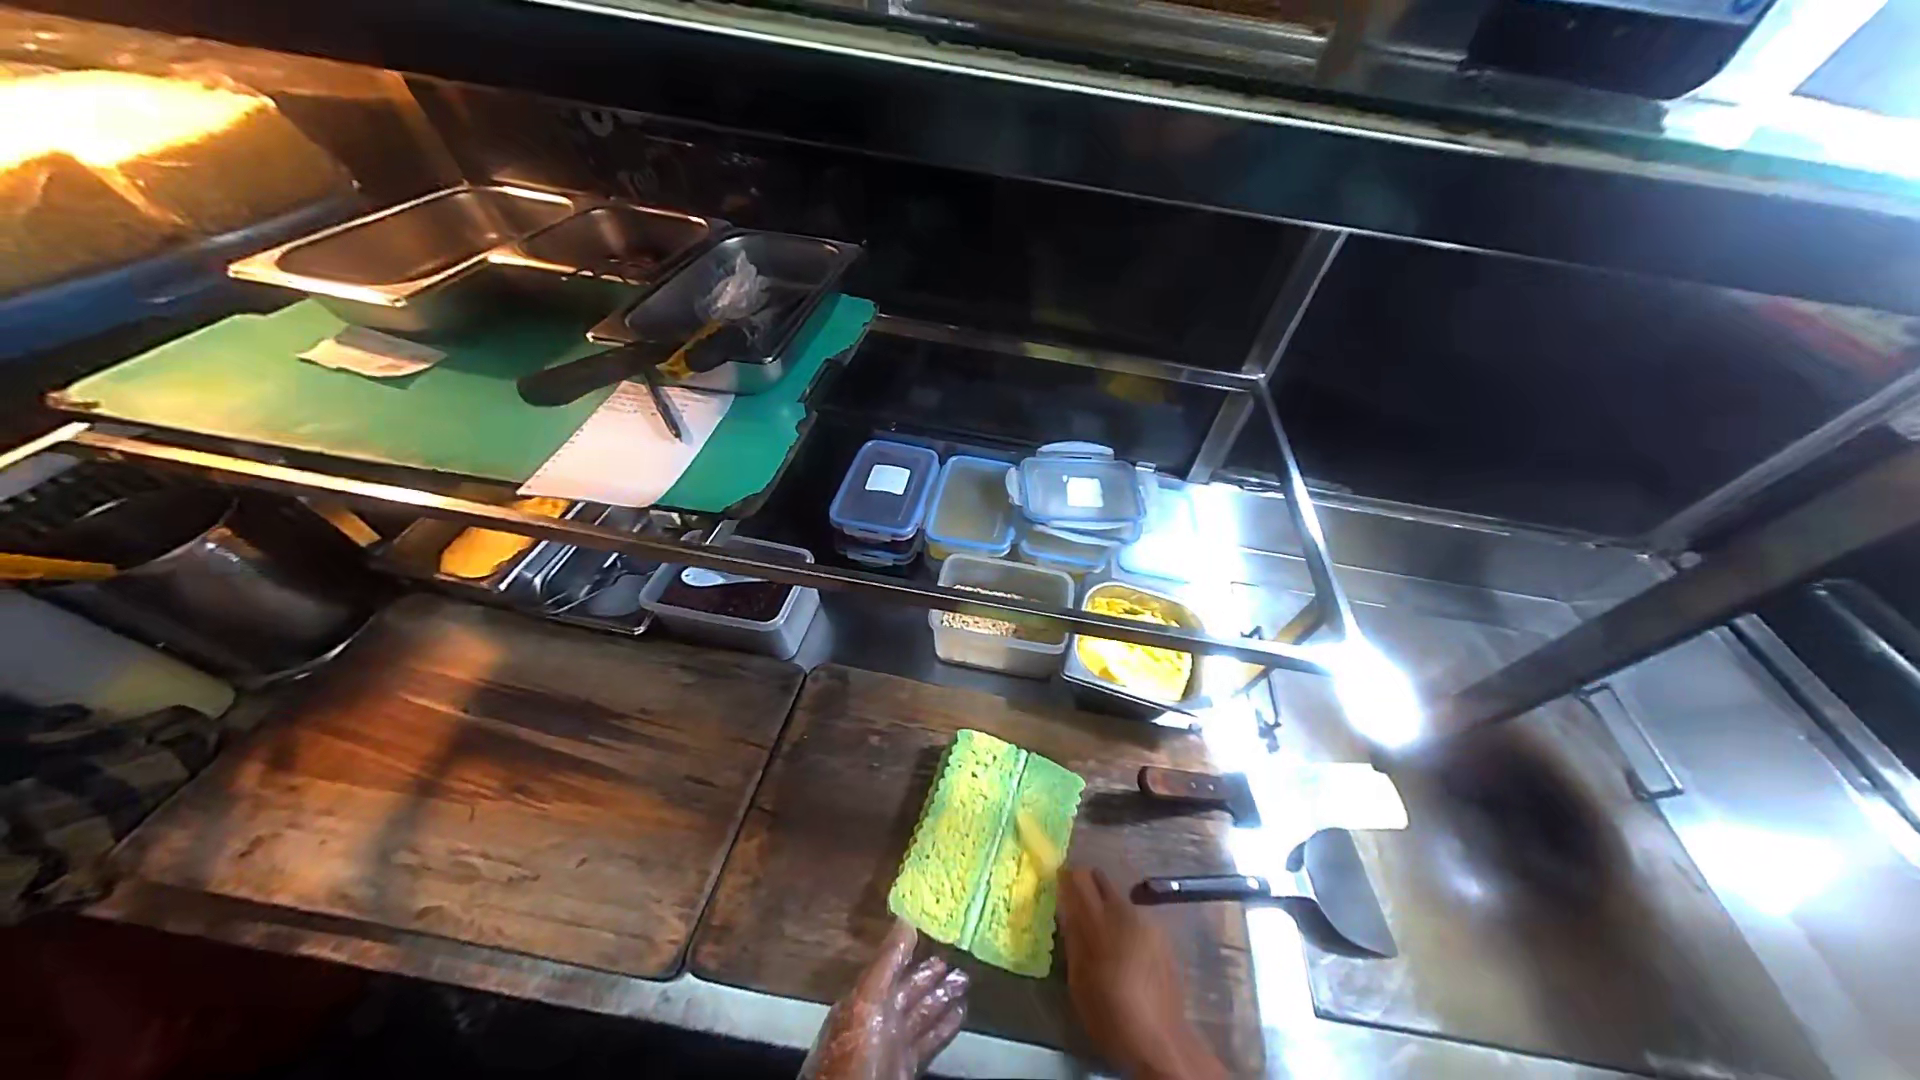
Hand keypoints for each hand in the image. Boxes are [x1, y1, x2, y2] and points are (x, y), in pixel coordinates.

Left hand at [800, 918, 968, 1079]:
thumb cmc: (855, 1048)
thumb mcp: (868, 999)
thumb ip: (887, 961)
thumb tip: (906, 917)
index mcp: (867, 996)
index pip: (894, 964)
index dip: (914, 947)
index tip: (938, 928)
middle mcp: (881, 1016)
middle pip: (911, 988)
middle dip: (933, 972)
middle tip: (959, 954)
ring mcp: (894, 1041)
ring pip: (924, 1012)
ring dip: (944, 996)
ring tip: (966, 979)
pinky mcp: (907, 1065)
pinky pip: (930, 1040)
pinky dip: (946, 1026)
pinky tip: (962, 1012)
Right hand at [1058, 868, 1226, 1079]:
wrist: (1158, 1039)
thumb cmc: (1107, 1013)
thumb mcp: (1077, 977)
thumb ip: (1072, 936)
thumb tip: (1066, 908)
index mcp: (1096, 919)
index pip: (1077, 877)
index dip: (1066, 879)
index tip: (1058, 888)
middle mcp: (1122, 911)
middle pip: (1100, 879)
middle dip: (1086, 886)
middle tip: (1077, 908)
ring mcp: (1144, 921)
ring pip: (1118, 898)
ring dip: (1106, 907)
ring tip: (1102, 935)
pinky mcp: (1161, 934)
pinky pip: (1134, 916)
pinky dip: (1124, 923)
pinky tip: (1124, 950)